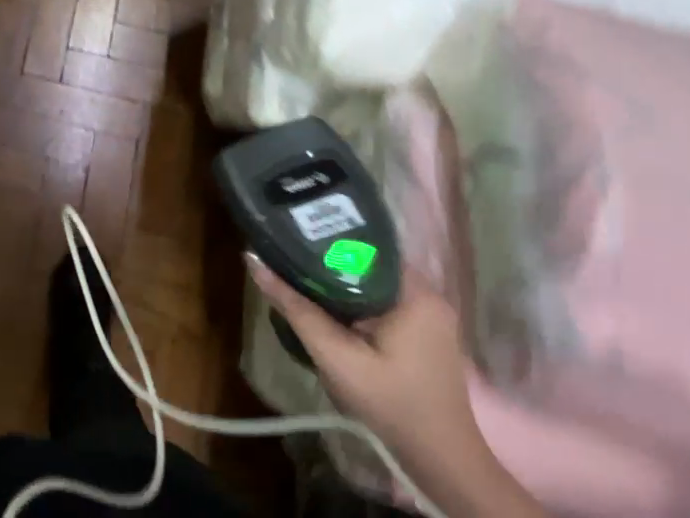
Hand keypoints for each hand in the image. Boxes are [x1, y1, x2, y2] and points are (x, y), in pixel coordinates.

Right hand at [248, 259, 497, 486]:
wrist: (437, 457)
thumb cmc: (389, 401)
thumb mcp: (335, 354)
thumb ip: (296, 307)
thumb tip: (253, 261)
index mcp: (417, 295)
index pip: (367, 245)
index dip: (328, 237)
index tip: (291, 233)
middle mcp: (429, 297)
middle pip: (368, 263)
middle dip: (327, 259)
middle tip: (284, 253)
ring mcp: (429, 317)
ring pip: (373, 282)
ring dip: (338, 281)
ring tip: (295, 273)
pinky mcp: (422, 334)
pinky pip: (381, 301)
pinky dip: (353, 299)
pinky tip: (324, 305)